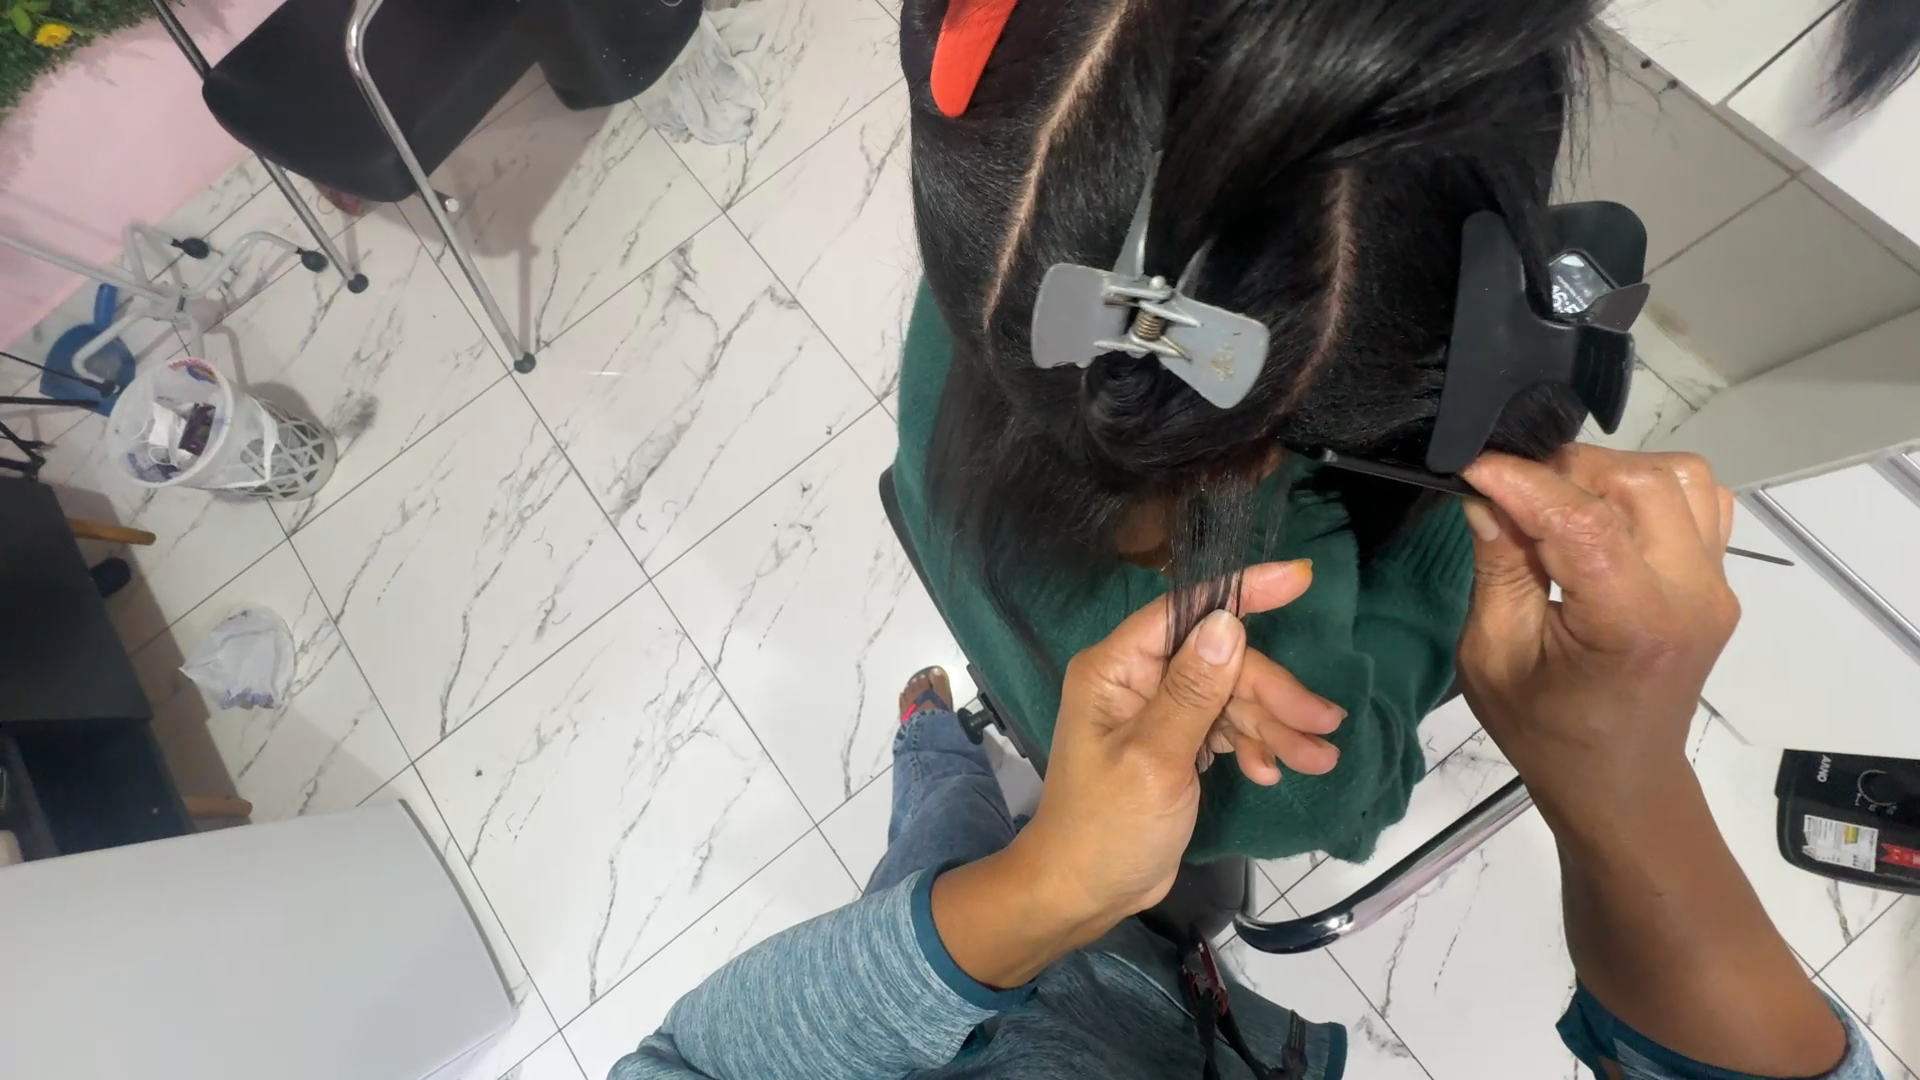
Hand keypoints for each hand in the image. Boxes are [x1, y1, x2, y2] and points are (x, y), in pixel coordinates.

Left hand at [930, 560, 1314, 986]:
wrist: (1087, 889)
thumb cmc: (1108, 825)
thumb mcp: (1156, 758)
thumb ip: (1193, 691)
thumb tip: (1227, 623)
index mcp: (1114, 667)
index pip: (1181, 612)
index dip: (1240, 592)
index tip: (1299, 577)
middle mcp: (1133, 677)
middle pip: (1217, 660)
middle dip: (1270, 690)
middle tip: (1323, 726)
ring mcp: (1155, 708)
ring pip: (1227, 694)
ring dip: (1272, 724)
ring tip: (1316, 759)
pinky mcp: (1173, 738)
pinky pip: (1222, 725)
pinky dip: (1250, 744)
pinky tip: (1268, 771)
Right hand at [1457, 444, 1739, 824]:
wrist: (1614, 774)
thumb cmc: (1540, 725)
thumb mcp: (1491, 651)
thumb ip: (1498, 568)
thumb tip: (1485, 499)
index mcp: (1629, 622)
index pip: (1582, 520)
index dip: (1520, 481)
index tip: (1468, 466)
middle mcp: (1690, 593)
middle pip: (1640, 483)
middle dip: (1561, 469)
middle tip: (1505, 489)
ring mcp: (1713, 583)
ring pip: (1678, 478)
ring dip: (1605, 473)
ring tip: (1550, 498)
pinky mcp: (1713, 579)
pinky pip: (1696, 501)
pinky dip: (1642, 488)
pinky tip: (1596, 512)